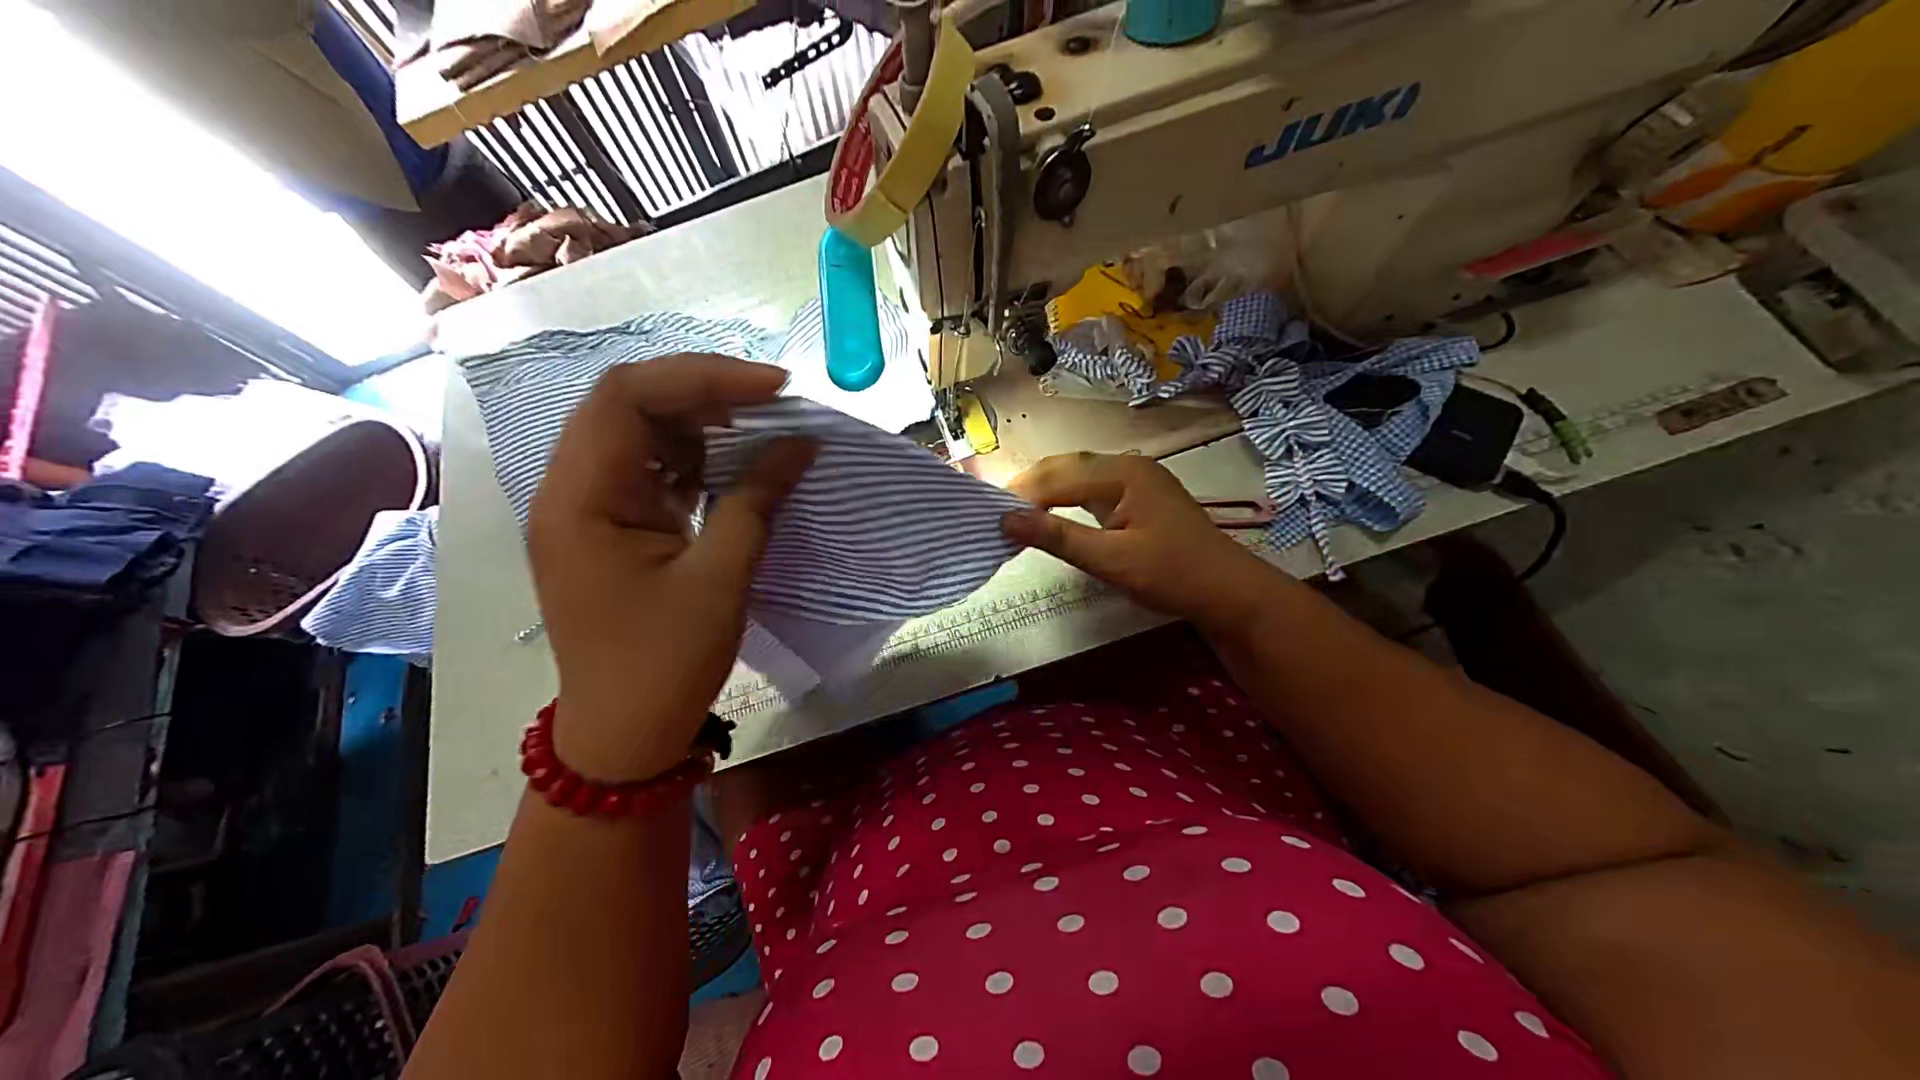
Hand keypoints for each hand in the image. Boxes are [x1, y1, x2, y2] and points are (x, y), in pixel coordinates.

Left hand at [528, 355, 814, 782]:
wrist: (623, 736)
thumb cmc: (664, 664)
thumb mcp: (720, 580)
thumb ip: (757, 501)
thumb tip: (801, 443)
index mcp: (579, 499)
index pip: (626, 397)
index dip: (703, 376)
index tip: (774, 388)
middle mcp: (570, 490)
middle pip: (627, 404)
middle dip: (703, 391)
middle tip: (772, 402)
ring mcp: (587, 508)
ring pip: (638, 432)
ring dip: (699, 421)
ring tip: (760, 426)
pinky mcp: (610, 526)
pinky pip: (647, 468)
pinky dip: (693, 456)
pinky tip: (732, 463)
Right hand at [1001, 452, 1281, 632]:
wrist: (1229, 591)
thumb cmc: (1172, 575)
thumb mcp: (1110, 560)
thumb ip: (1057, 538)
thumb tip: (1006, 521)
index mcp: (1122, 474)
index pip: (1057, 477)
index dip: (1021, 496)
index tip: (989, 516)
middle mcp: (1128, 465)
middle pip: (1065, 466)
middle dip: (1029, 487)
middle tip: (995, 514)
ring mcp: (1136, 477)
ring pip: (1077, 473)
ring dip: (1045, 490)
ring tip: (1015, 514)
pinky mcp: (1139, 494)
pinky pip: (1092, 486)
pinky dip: (1065, 497)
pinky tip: (1051, 513)